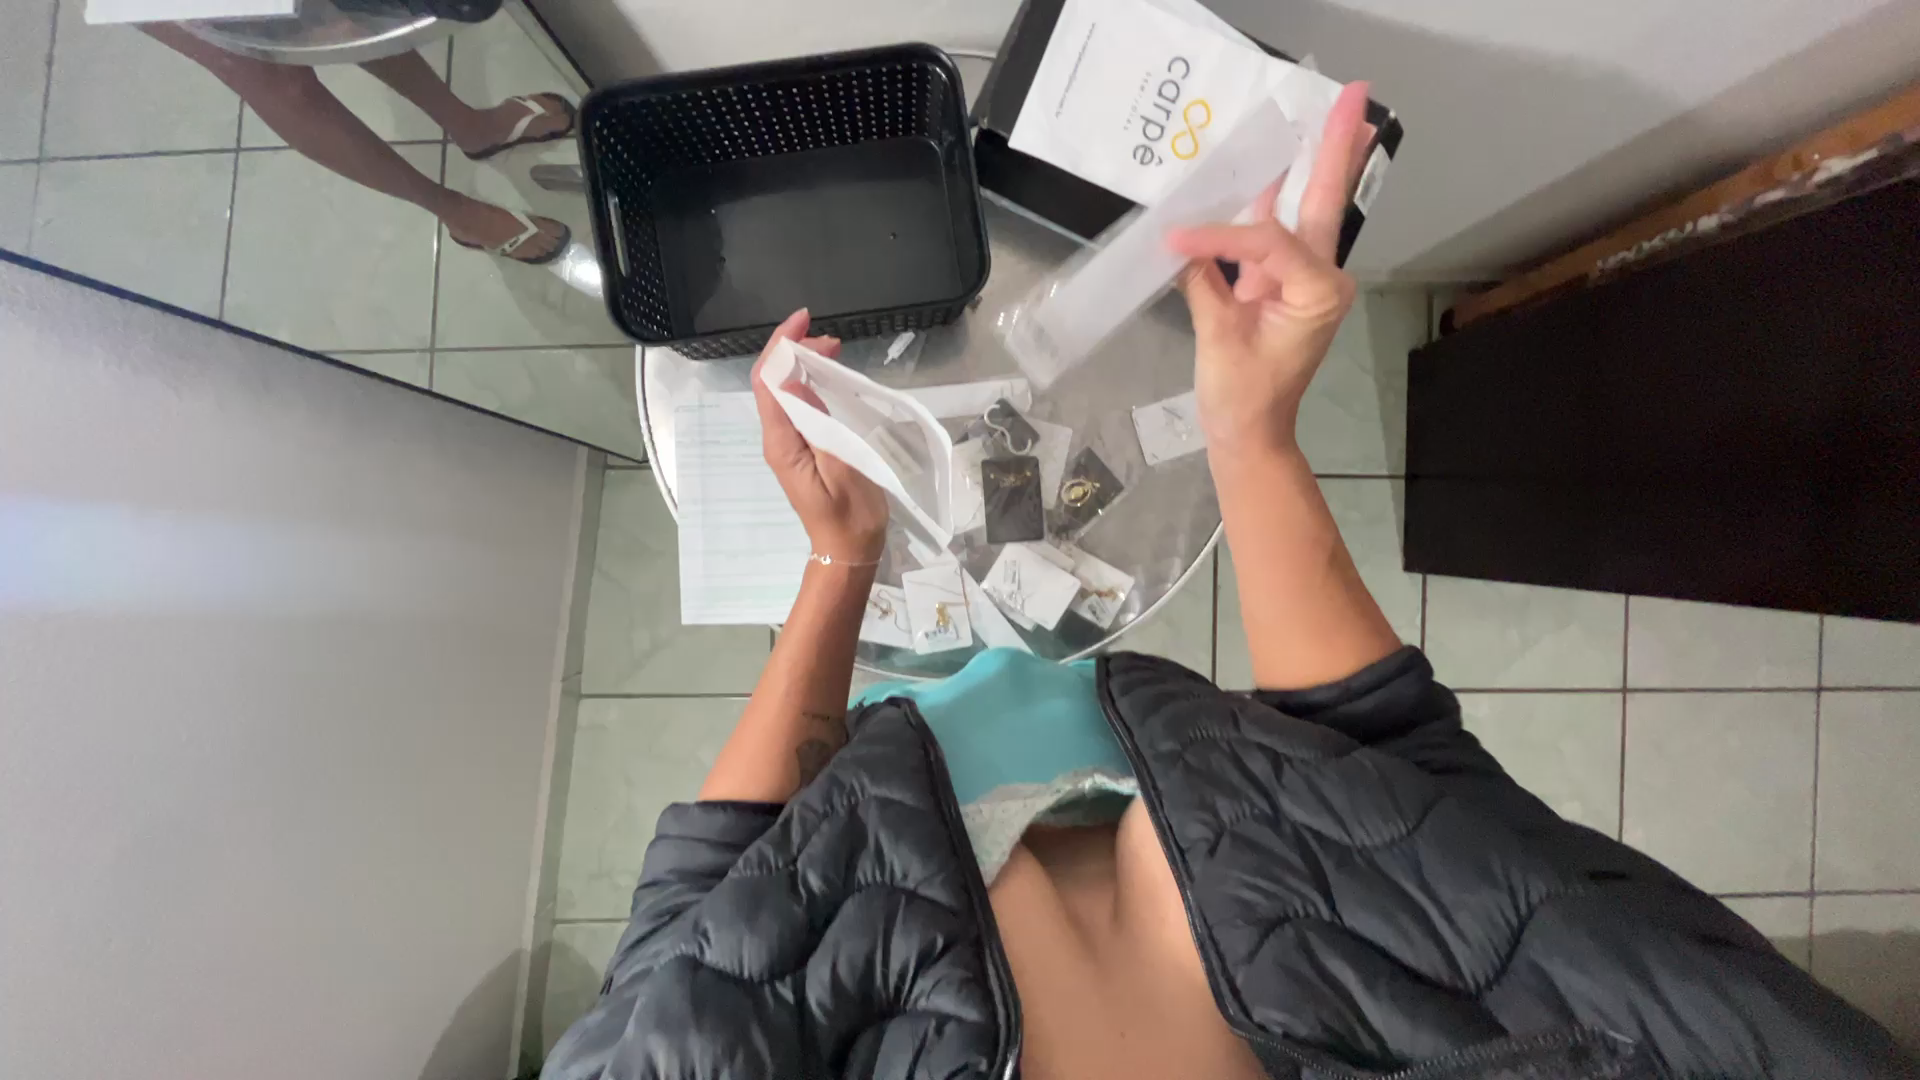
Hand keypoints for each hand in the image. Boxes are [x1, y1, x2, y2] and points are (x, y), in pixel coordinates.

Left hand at [751, 309, 890, 562]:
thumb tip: (794, 380)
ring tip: (834, 349)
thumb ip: (815, 424)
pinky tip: (830, 377)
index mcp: (783, 442)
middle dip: (794, 350)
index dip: (780, 345)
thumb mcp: (840, 469)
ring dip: (803, 364)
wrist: (848, 551)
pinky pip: (798, 406)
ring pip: (785, 391)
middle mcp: (779, 438)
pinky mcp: (802, 448)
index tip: (805, 320)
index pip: (768, 381)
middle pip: (773, 381)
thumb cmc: (850, 516)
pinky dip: (812, 383)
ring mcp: (789, 444)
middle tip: (832, 339)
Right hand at [1166, 81, 1374, 455]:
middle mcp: (1320, 280)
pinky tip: (1270, 173)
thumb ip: (1203, 284)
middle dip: (1335, 153)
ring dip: (1314, 168)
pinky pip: (1274, 240)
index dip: (1222, 236)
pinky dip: (1267, 208)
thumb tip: (1180, 246)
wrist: (1249, 433)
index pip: (1269, 243)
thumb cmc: (1240, 396)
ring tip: (1336, 117)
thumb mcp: (1219, 340)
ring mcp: (1302, 281)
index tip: (1178, 237)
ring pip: (1306, 215)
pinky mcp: (1280, 288)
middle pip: (1324, 206)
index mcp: (1316, 294)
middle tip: (1354, 98)